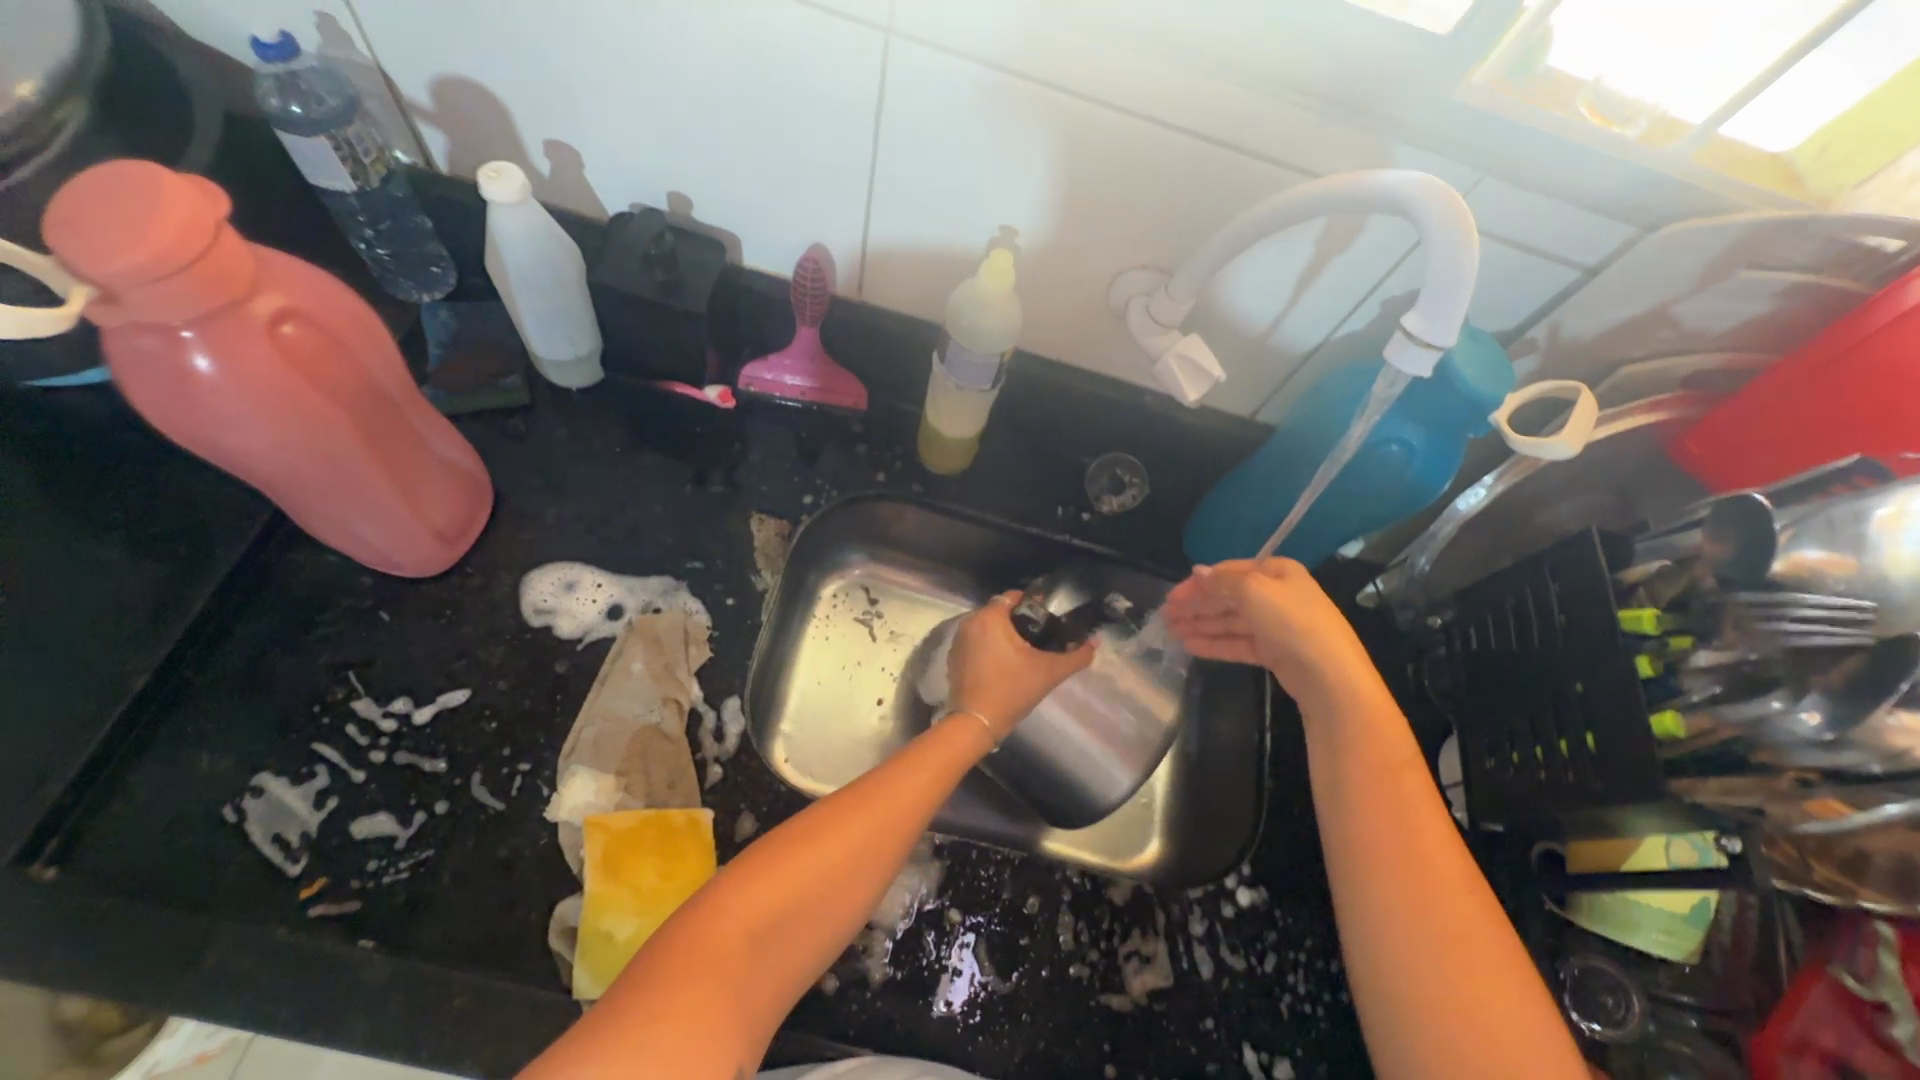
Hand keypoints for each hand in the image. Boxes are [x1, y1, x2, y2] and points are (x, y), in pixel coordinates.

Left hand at [946, 591, 1094, 739]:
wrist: (976, 722)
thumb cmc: (1012, 691)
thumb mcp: (1050, 672)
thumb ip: (1077, 655)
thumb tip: (1095, 643)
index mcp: (990, 617)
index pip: (1013, 597)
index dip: (1032, 604)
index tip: (1047, 618)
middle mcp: (970, 622)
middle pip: (999, 612)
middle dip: (1018, 621)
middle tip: (1040, 636)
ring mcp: (958, 640)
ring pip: (986, 627)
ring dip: (1002, 634)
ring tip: (1023, 650)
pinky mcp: (953, 657)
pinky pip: (975, 642)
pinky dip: (988, 647)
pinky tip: (1002, 664)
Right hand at [1160, 559, 1375, 711]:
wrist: (1329, 674)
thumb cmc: (1291, 621)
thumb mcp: (1253, 590)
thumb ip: (1222, 581)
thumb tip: (1198, 572)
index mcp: (1277, 572)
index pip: (1230, 572)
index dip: (1199, 583)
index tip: (1172, 596)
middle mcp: (1277, 595)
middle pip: (1228, 597)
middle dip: (1197, 605)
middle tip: (1166, 616)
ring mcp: (1276, 625)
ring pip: (1230, 622)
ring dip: (1201, 625)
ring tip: (1171, 632)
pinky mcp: (1274, 653)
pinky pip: (1237, 643)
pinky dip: (1214, 643)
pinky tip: (1190, 646)